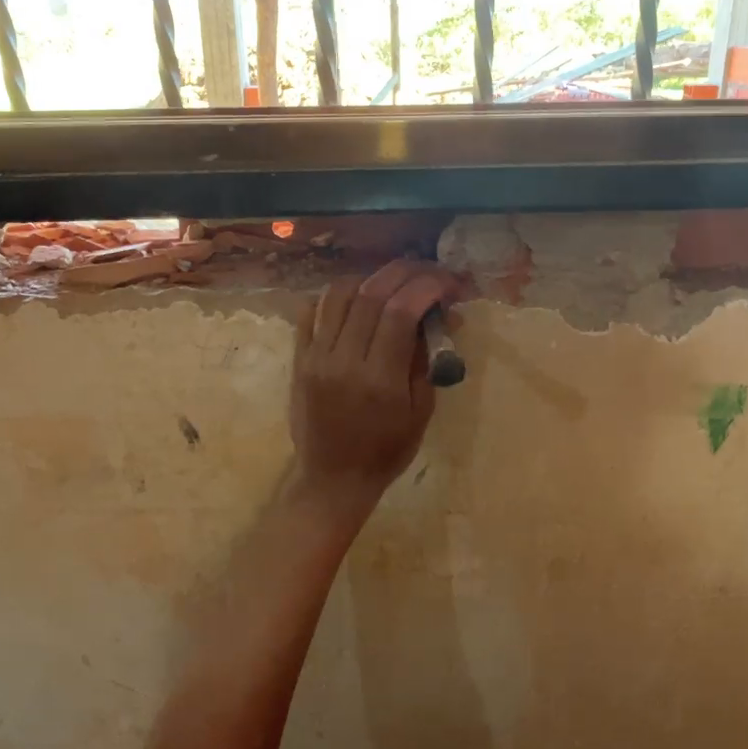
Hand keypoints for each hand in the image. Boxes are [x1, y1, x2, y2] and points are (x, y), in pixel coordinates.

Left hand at [289, 259, 458, 514]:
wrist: (332, 478)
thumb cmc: (386, 450)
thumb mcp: (420, 411)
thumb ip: (426, 360)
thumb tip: (439, 315)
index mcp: (379, 379)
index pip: (400, 311)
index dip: (428, 286)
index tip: (448, 283)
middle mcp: (343, 361)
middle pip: (371, 294)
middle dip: (404, 272)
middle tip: (427, 270)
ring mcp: (315, 357)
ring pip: (339, 295)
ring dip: (370, 278)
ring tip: (392, 283)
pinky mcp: (299, 358)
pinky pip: (311, 311)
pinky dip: (334, 296)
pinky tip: (355, 300)